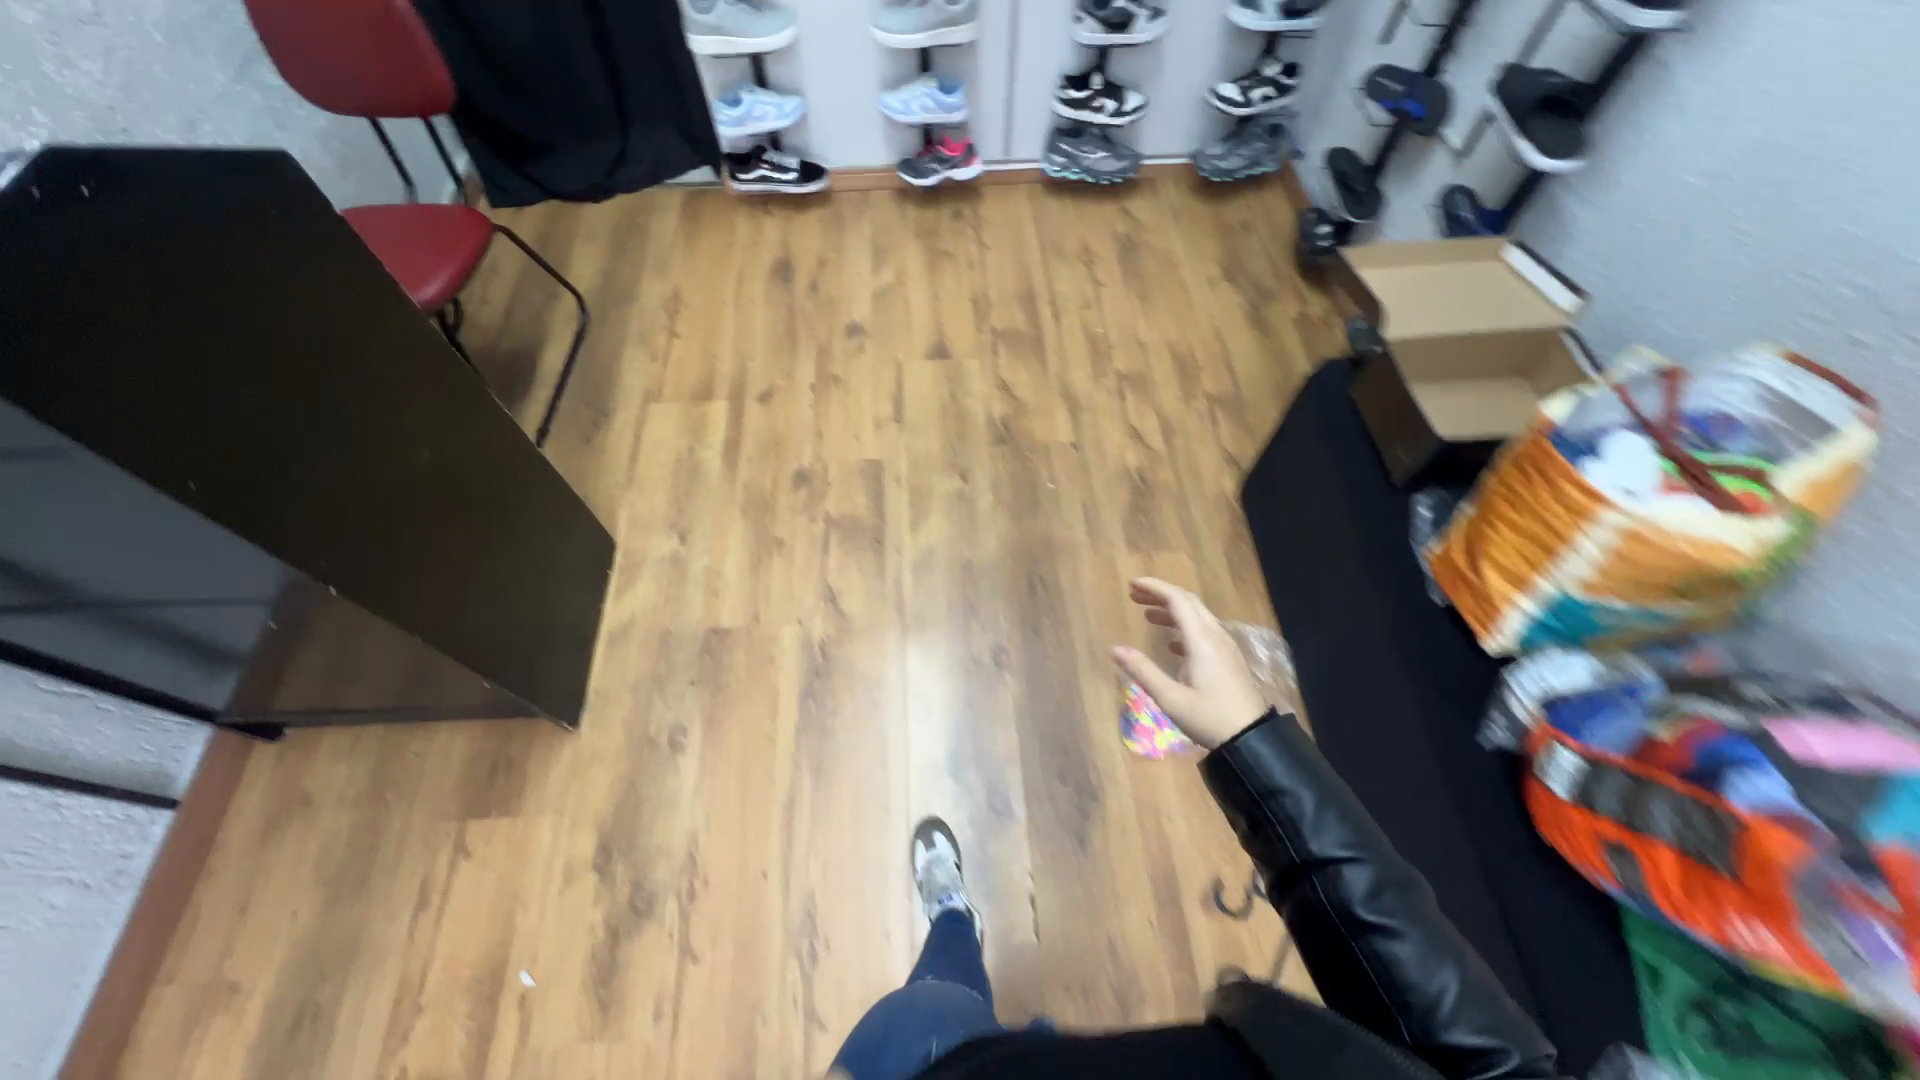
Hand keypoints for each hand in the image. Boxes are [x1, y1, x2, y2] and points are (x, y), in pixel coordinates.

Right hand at [1112, 577, 1270, 750]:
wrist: (1252, 738)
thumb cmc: (1209, 718)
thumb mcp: (1170, 698)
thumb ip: (1143, 670)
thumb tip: (1115, 649)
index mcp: (1202, 640)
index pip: (1177, 600)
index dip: (1155, 588)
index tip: (1132, 584)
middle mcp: (1216, 636)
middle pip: (1189, 603)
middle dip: (1161, 595)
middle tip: (1135, 595)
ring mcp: (1226, 647)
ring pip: (1198, 616)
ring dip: (1173, 611)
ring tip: (1147, 615)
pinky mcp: (1229, 660)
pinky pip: (1205, 632)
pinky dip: (1185, 628)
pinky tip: (1172, 643)